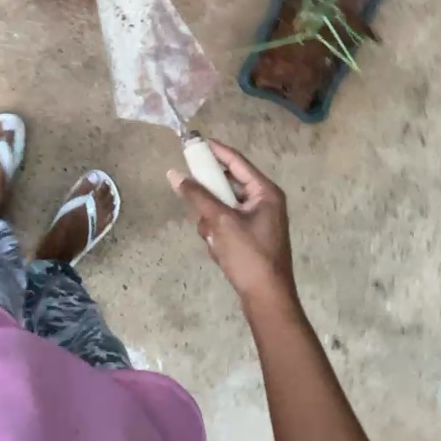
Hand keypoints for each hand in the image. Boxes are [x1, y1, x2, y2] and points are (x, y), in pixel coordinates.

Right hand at [168, 142, 295, 308]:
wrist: (267, 299)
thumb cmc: (249, 256)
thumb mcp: (220, 221)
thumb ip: (197, 195)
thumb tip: (174, 174)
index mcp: (265, 192)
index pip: (236, 161)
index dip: (214, 150)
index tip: (193, 141)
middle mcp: (264, 202)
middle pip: (227, 184)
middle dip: (209, 195)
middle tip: (191, 193)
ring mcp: (258, 221)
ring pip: (222, 206)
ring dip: (211, 219)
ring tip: (212, 236)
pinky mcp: (250, 237)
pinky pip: (226, 223)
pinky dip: (217, 233)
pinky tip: (218, 249)